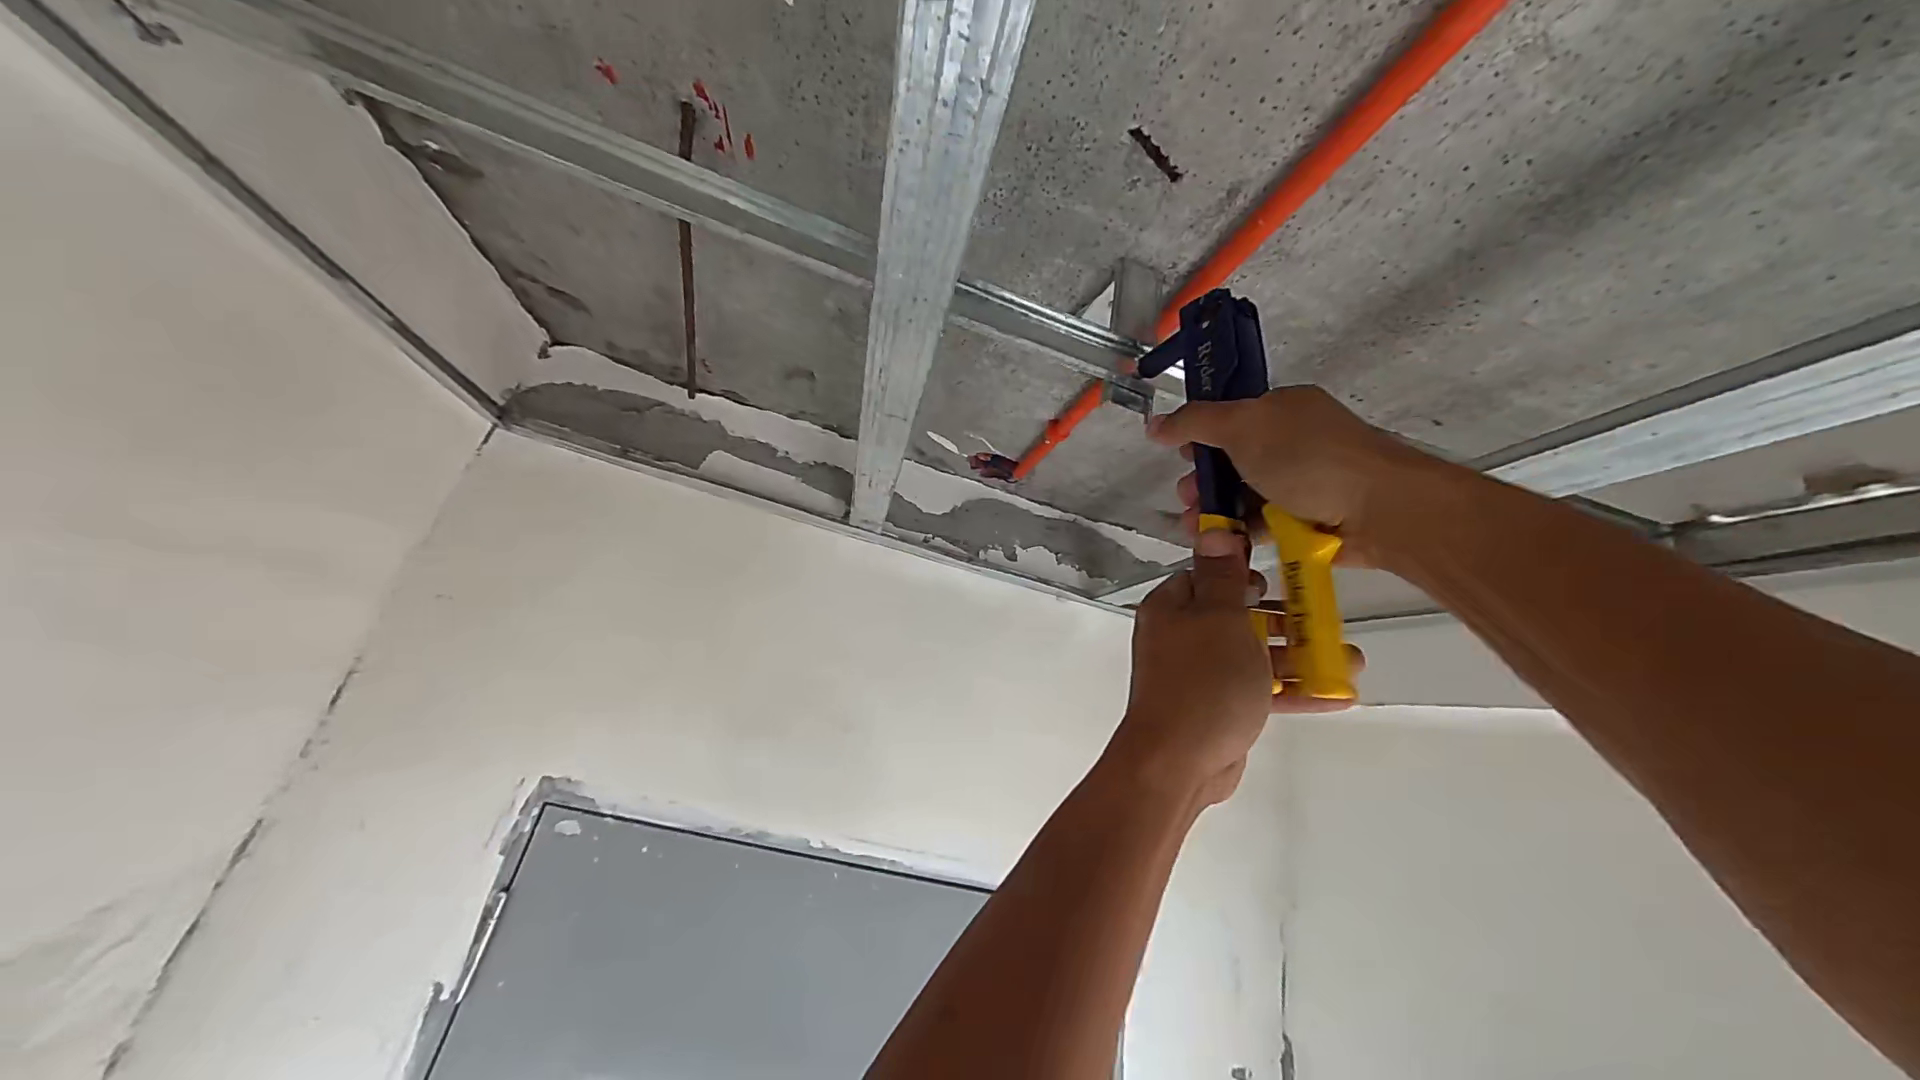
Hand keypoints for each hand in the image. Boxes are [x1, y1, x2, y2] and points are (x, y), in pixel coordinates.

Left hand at [1110, 545, 1363, 804]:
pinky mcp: (1216, 707)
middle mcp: (1180, 637)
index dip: (1242, 574)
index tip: (1280, 576)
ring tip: (1349, 659)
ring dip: (1297, 655)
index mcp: (1171, 608)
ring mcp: (1198, 674)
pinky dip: (1290, 691)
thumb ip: (1223, 577)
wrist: (1178, 761)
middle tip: (1320, 616)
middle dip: (1282, 617)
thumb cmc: (1202, 680)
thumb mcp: (1219, 619)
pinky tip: (1337, 694)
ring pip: (1251, 655)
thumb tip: (1213, 530)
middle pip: (1234, 616)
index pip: (1206, 577)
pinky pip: (1256, 690)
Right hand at [1147, 386, 1435, 563]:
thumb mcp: (1243, 426)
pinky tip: (1220, 542)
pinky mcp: (1306, 519)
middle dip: (1202, 480)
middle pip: (1232, 459)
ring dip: (1214, 510)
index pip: (1231, 416)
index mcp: (1282, 409)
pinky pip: (1262, 522)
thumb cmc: (1308, 458)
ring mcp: (1301, 482)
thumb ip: (1195, 422)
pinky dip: (1238, 531)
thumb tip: (1155, 424)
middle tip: (1186, 496)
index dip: (1201, 434)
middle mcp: (1292, 441)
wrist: (1379, 509)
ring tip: (1196, 527)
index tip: (1181, 455)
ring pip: (1243, 495)